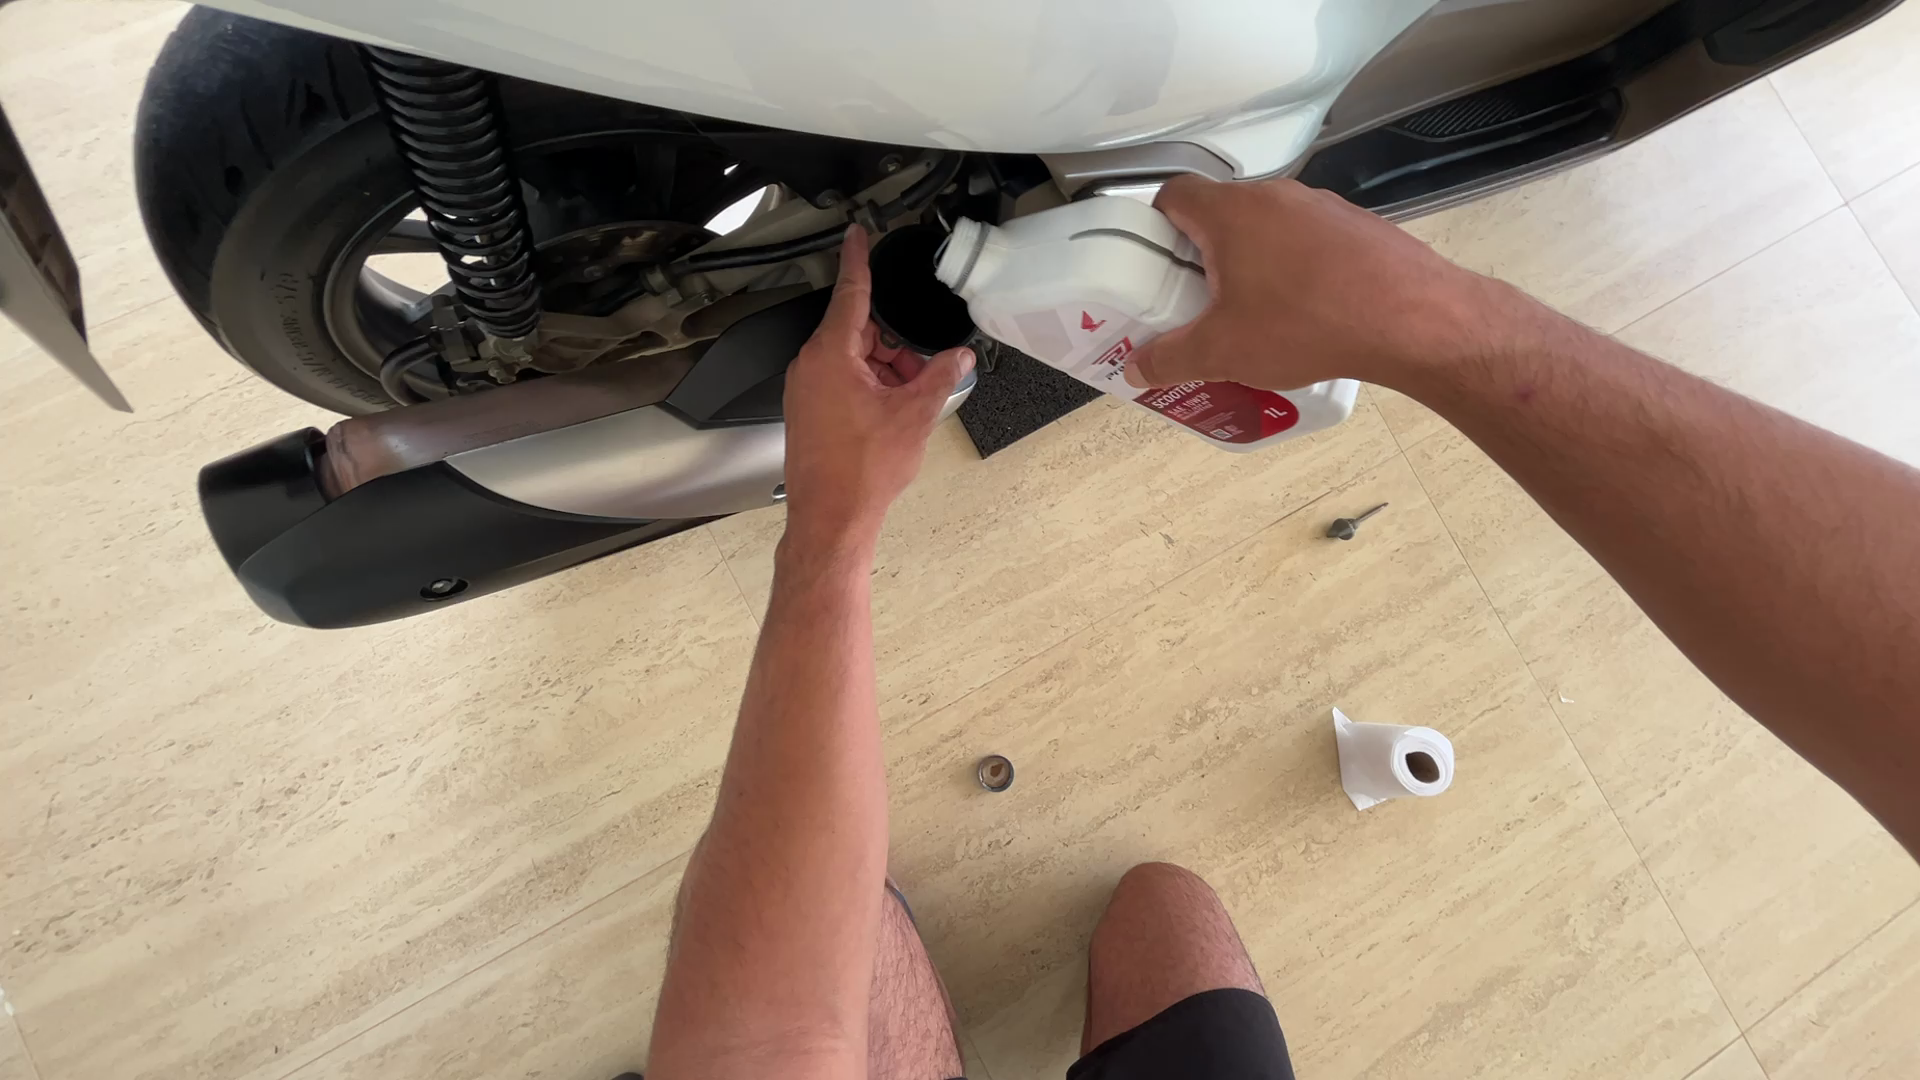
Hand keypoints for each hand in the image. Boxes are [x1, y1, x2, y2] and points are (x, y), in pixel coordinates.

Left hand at [781, 226, 974, 551]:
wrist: (831, 518)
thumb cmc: (859, 473)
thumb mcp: (914, 415)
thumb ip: (942, 376)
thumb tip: (959, 358)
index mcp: (831, 355)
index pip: (850, 291)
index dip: (859, 259)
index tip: (858, 235)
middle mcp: (811, 367)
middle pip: (859, 331)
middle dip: (894, 347)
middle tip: (920, 373)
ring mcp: (805, 391)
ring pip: (852, 359)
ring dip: (885, 371)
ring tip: (905, 405)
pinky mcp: (808, 412)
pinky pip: (841, 382)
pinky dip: (868, 388)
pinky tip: (888, 415)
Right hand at [1124, 176, 1523, 391]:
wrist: (1414, 321)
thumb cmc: (1304, 324)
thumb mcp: (1221, 352)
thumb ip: (1168, 359)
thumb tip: (1135, 368)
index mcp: (1232, 213)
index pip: (1173, 194)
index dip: (1151, 226)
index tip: (1148, 266)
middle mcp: (1276, 196)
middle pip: (1216, 215)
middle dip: (1195, 257)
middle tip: (1189, 304)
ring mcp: (1321, 207)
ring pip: (1261, 229)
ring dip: (1242, 264)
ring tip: (1244, 315)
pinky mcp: (1355, 228)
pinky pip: (1301, 242)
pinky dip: (1286, 270)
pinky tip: (1296, 314)